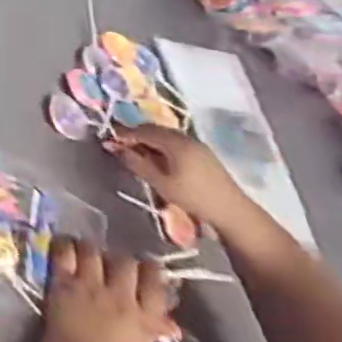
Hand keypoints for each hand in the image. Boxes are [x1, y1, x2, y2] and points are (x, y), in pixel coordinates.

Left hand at [41, 239, 179, 341]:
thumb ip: (156, 327)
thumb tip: (170, 321)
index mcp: (145, 315)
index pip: (155, 283)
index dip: (150, 269)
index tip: (144, 264)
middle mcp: (120, 296)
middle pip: (125, 263)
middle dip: (120, 257)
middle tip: (112, 258)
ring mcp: (90, 286)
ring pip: (93, 253)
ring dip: (91, 248)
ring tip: (86, 248)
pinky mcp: (64, 282)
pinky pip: (65, 256)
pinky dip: (64, 246)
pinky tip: (64, 243)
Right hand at [105, 125, 250, 230]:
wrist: (233, 212)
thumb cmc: (193, 196)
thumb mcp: (159, 181)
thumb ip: (135, 162)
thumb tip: (112, 146)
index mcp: (176, 143)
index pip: (143, 131)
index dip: (123, 133)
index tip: (108, 140)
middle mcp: (187, 139)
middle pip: (155, 129)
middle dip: (135, 135)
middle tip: (119, 146)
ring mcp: (198, 145)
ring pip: (165, 135)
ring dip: (148, 140)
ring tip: (135, 152)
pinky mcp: (203, 153)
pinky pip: (175, 142)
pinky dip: (160, 145)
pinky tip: (156, 157)